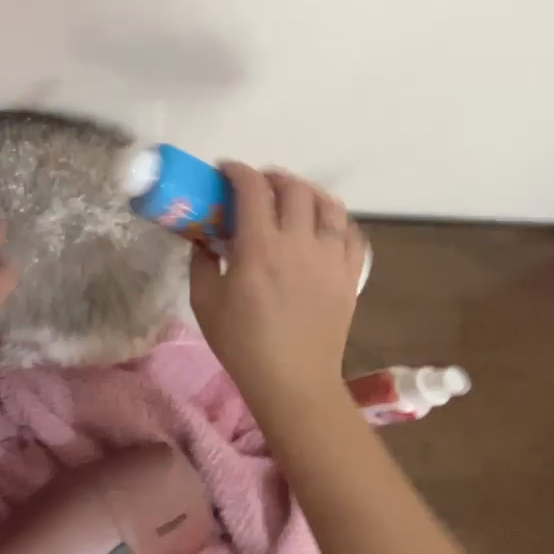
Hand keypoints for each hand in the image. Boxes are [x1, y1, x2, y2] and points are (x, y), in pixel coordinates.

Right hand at [191, 164, 365, 400]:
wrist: (292, 382)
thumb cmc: (241, 342)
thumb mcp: (203, 299)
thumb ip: (201, 260)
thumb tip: (203, 237)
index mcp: (259, 247)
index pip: (252, 188)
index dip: (237, 171)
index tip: (224, 171)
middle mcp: (299, 245)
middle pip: (294, 188)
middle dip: (272, 176)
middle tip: (256, 184)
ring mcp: (330, 260)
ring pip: (329, 206)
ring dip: (307, 192)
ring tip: (292, 198)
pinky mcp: (349, 277)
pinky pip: (352, 235)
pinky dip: (337, 221)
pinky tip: (322, 226)